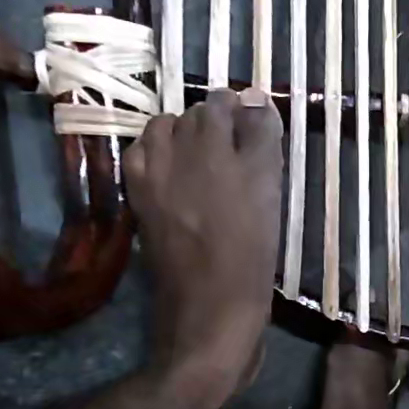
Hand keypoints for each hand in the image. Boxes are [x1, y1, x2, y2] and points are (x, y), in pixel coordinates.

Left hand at [126, 89, 284, 387]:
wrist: (211, 309)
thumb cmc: (253, 254)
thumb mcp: (269, 195)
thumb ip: (263, 142)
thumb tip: (255, 100)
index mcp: (214, 152)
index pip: (226, 103)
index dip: (246, 108)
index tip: (262, 123)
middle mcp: (176, 156)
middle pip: (196, 114)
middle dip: (219, 118)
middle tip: (244, 144)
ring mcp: (150, 178)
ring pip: (167, 131)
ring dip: (190, 132)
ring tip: (213, 156)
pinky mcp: (138, 200)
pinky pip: (146, 157)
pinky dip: (163, 152)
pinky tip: (182, 172)